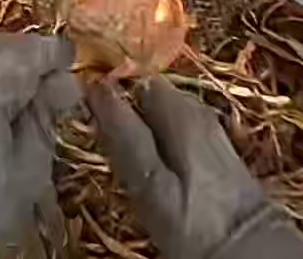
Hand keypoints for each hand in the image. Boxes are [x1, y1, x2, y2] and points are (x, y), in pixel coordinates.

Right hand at [89, 76, 302, 258]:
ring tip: (122, 151)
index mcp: (181, 108)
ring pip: (162, 112)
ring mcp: (210, 132)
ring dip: (141, 124)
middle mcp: (197, 110)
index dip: (108, 84)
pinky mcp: (218, 156)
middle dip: (123, 105)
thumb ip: (125, 134)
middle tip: (99, 131)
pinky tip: (153, 167)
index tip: (84, 102)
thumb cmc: (198, 227)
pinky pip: (177, 132)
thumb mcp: (152, 184)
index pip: (134, 75)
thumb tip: (95, 88)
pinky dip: (160, 141)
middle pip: (148, 92)